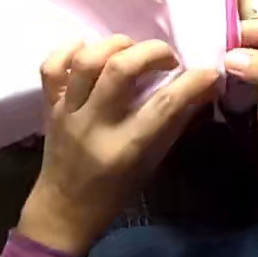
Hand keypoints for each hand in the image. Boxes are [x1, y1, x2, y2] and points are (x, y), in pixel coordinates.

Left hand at [19, 36, 220, 255]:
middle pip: (121, 69)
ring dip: (115, 44)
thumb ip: (174, 126)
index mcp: (125, 148)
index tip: (209, 73)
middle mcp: (94, 125)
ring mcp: (67, 113)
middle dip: (153, 51)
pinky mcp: (48, 107)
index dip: (193, 82)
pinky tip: (88, 50)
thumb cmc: (113, 193)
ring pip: (86, 61)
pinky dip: (69, 49)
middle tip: (167, 59)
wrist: (63, 211)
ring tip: (131, 51)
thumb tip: (204, 90)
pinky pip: (51, 67)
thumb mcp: (150, 165)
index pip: (164, 104)